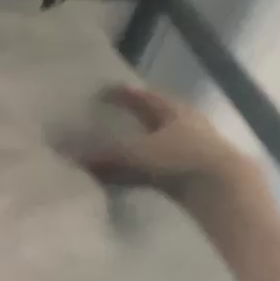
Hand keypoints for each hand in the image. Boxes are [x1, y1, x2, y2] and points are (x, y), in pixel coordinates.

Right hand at [79, 85, 271, 226]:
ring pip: (143, 148)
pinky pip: (144, 170)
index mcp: (173, 112)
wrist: (218, 187)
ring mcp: (180, 152)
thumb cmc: (180, 158)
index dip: (122, 94)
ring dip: (121, 152)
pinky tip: (108, 180)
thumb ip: (99, 152)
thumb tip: (61, 148)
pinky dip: (125, 173)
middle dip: (122, 123)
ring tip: (95, 156)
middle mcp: (178, 127)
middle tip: (98, 122)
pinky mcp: (178, 175)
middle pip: (144, 123)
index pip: (143, 98)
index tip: (101, 92)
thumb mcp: (135, 152)